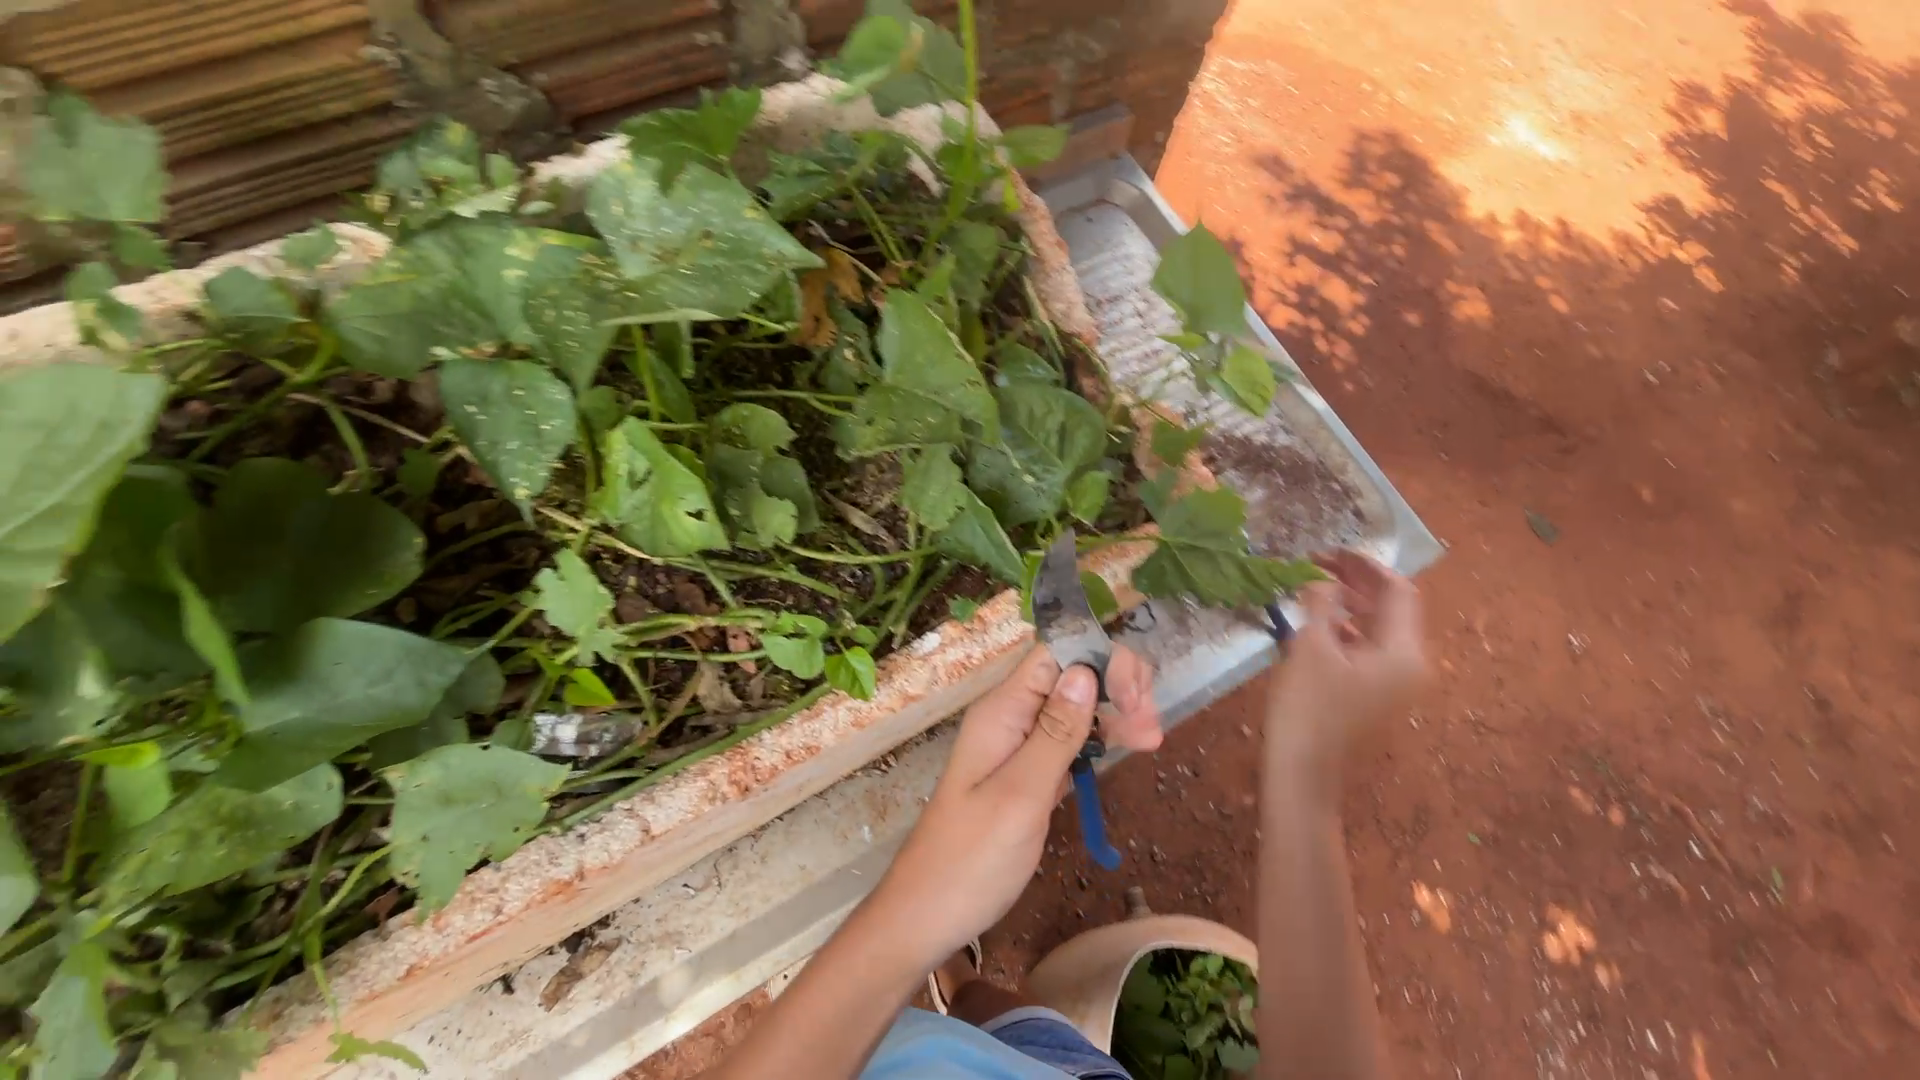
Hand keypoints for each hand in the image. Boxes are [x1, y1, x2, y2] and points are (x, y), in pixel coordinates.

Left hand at [872, 645, 1158, 966]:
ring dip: (1114, 714)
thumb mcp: (1020, 795)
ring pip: (1074, 707)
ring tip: (1151, 740)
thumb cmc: (971, 859)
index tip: (1135, 699)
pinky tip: (1128, 750)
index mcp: (1002, 711)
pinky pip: (1068, 741)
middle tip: (1150, 729)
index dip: (1100, 660)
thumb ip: (1054, 733)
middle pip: (1070, 675)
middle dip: (1116, 686)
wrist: (927, 914)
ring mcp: (1018, 746)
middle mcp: (1010, 717)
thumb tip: (1086, 671)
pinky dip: (1099, 742)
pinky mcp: (1028, 774)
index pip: (1055, 655)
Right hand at [1268, 550, 1425, 799]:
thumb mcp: (1311, 646)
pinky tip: (1319, 618)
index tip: (1330, 550)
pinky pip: (1368, 646)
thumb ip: (1321, 603)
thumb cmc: (1308, 706)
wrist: (1303, 768)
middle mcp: (1411, 663)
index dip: (1366, 565)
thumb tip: (1321, 578)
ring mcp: (1395, 680)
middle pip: (1391, 607)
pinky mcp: (1376, 690)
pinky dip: (1347, 626)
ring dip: (1350, 601)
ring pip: (1378, 626)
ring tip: (1313, 584)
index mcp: (1405, 652)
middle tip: (1316, 562)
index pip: (1398, 591)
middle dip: (1356, 581)